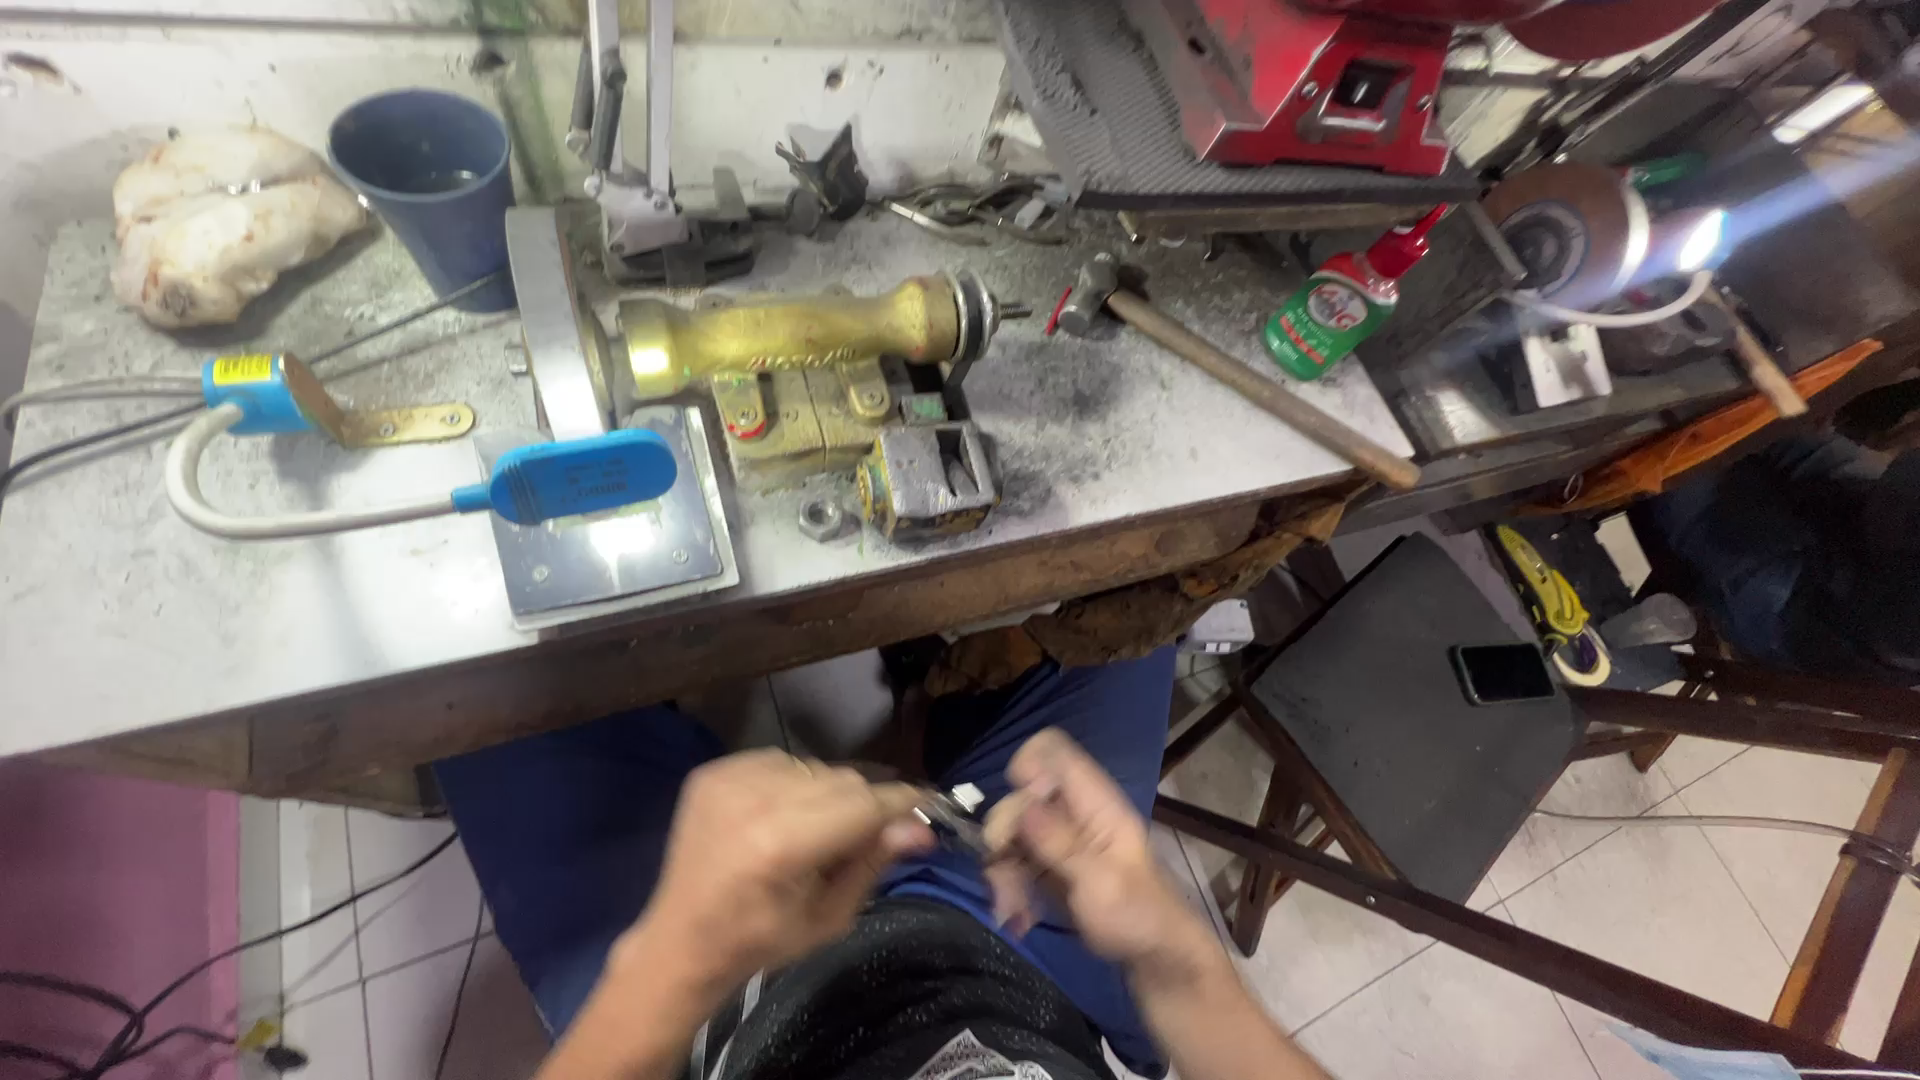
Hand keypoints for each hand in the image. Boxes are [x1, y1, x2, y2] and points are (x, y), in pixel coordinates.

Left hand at [616, 749, 934, 994]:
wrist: (679, 941)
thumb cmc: (759, 941)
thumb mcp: (827, 918)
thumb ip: (873, 864)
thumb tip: (920, 828)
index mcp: (780, 846)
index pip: (861, 805)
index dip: (899, 803)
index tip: (927, 802)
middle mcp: (754, 799)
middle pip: (842, 780)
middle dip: (862, 804)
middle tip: (862, 835)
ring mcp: (729, 779)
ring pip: (814, 767)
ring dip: (826, 793)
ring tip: (813, 830)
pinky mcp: (714, 771)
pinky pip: (780, 761)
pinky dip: (793, 784)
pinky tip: (779, 816)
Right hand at [981, 729, 1217, 982]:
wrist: (1156, 959)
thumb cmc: (1140, 916)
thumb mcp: (1102, 882)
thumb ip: (1062, 843)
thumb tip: (1023, 804)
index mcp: (1093, 801)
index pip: (1052, 750)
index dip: (1027, 766)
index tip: (1020, 812)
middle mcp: (1072, 811)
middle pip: (1020, 796)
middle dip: (1005, 834)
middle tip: (1004, 873)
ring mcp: (1059, 837)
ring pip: (1011, 831)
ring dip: (1002, 869)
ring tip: (1010, 909)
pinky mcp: (1048, 865)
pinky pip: (1014, 861)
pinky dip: (1009, 885)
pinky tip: (1018, 916)